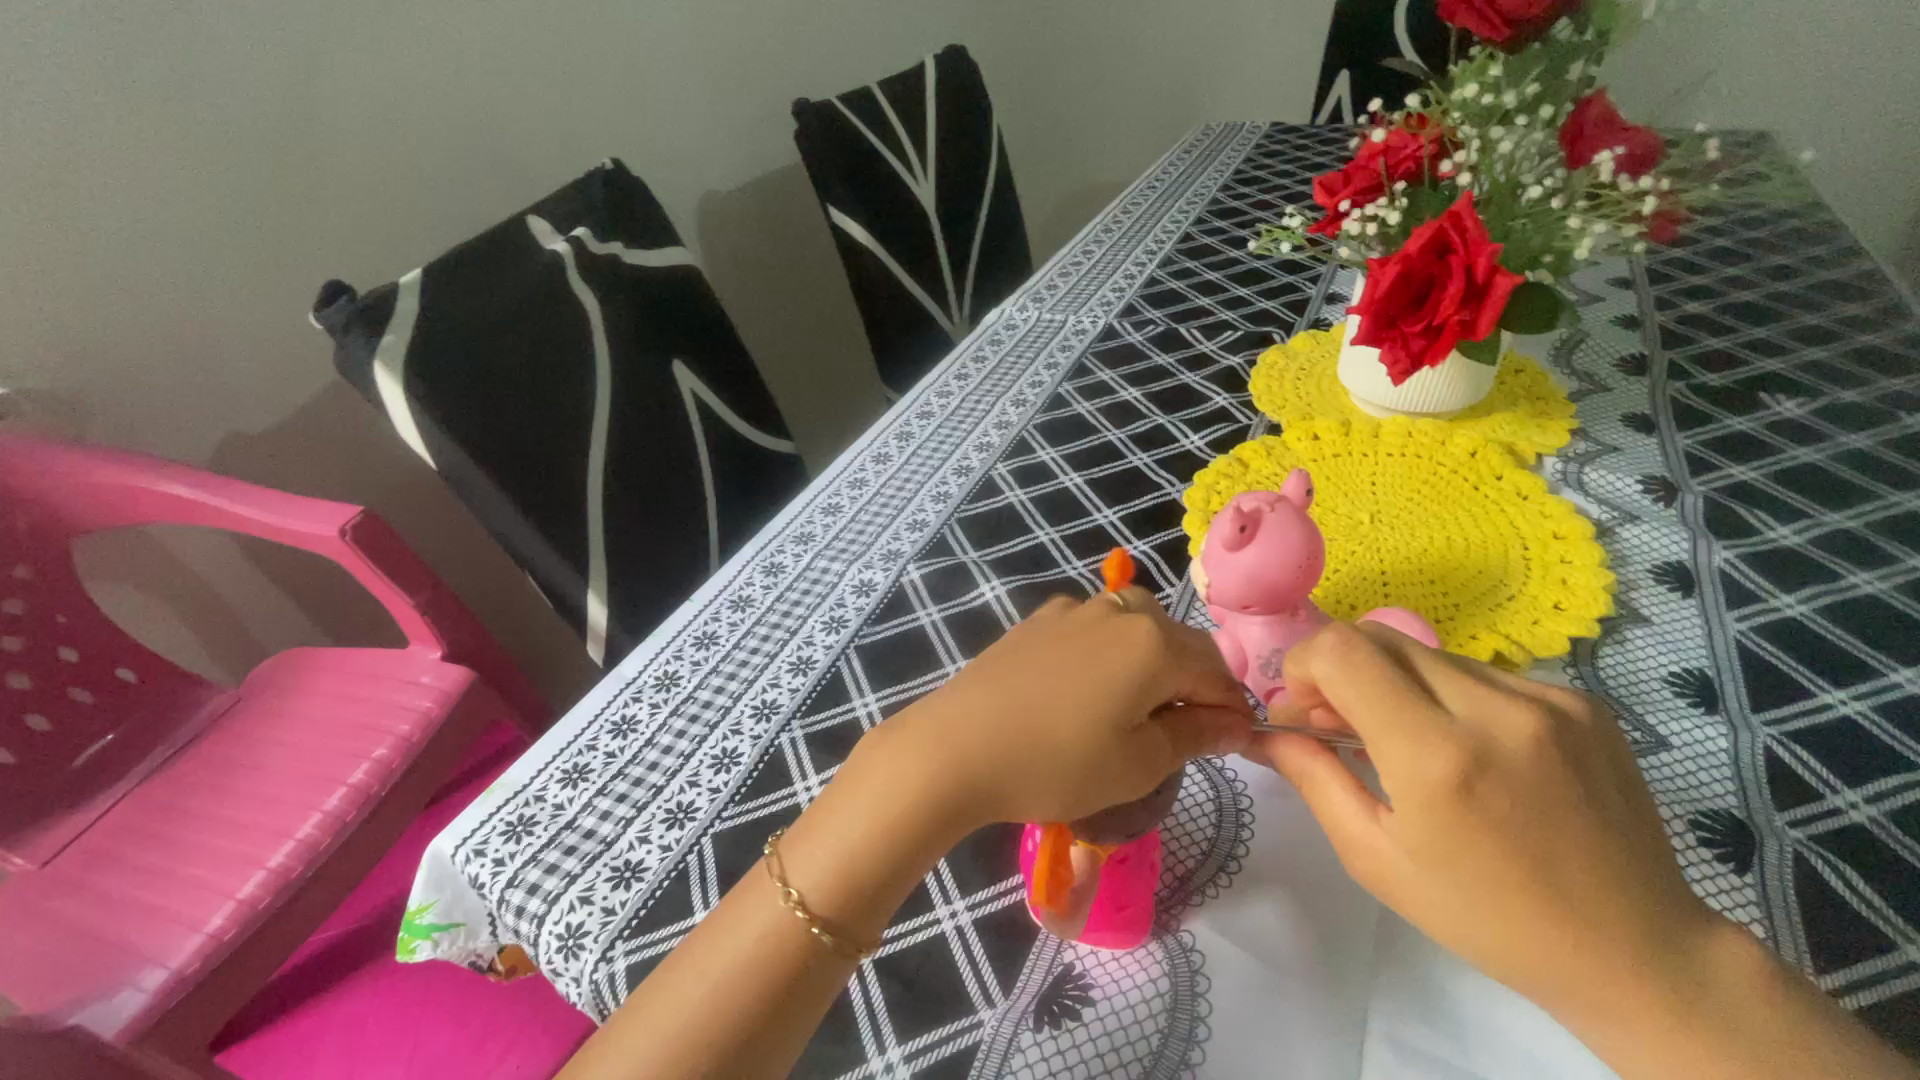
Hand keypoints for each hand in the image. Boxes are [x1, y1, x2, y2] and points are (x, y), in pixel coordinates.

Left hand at [873, 587, 1254, 828]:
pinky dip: (1110, 652)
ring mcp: (1072, 611)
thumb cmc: (1057, 763)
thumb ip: (1194, 736)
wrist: (956, 747)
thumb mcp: (1138, 763)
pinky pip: (1092, 627)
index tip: (1234, 744)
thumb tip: (1235, 725)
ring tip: (1137, 707)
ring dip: (1152, 661)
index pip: (1216, 671)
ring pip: (1134, 625)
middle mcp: (1118, 612)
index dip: (1231, 709)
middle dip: (1193, 682)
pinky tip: (1089, 687)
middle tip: (1184, 732)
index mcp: (1154, 643)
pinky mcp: (1036, 622)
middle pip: (1178, 641)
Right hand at [1252, 622, 1719, 1021]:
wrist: (1634, 947)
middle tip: (1340, 726)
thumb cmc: (1484, 915)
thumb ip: (1311, 777)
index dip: (1303, 665)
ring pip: (1430, 653)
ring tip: (1404, 741)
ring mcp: (1547, 699)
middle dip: (1341, 670)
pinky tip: (1465, 749)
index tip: (1304, 711)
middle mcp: (1493, 708)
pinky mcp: (1581, 701)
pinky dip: (1450, 696)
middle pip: (1379, 638)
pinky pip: (1484, 672)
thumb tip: (1263, 730)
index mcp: (1435, 755)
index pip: (1342, 650)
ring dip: (1395, 683)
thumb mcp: (1375, 858)